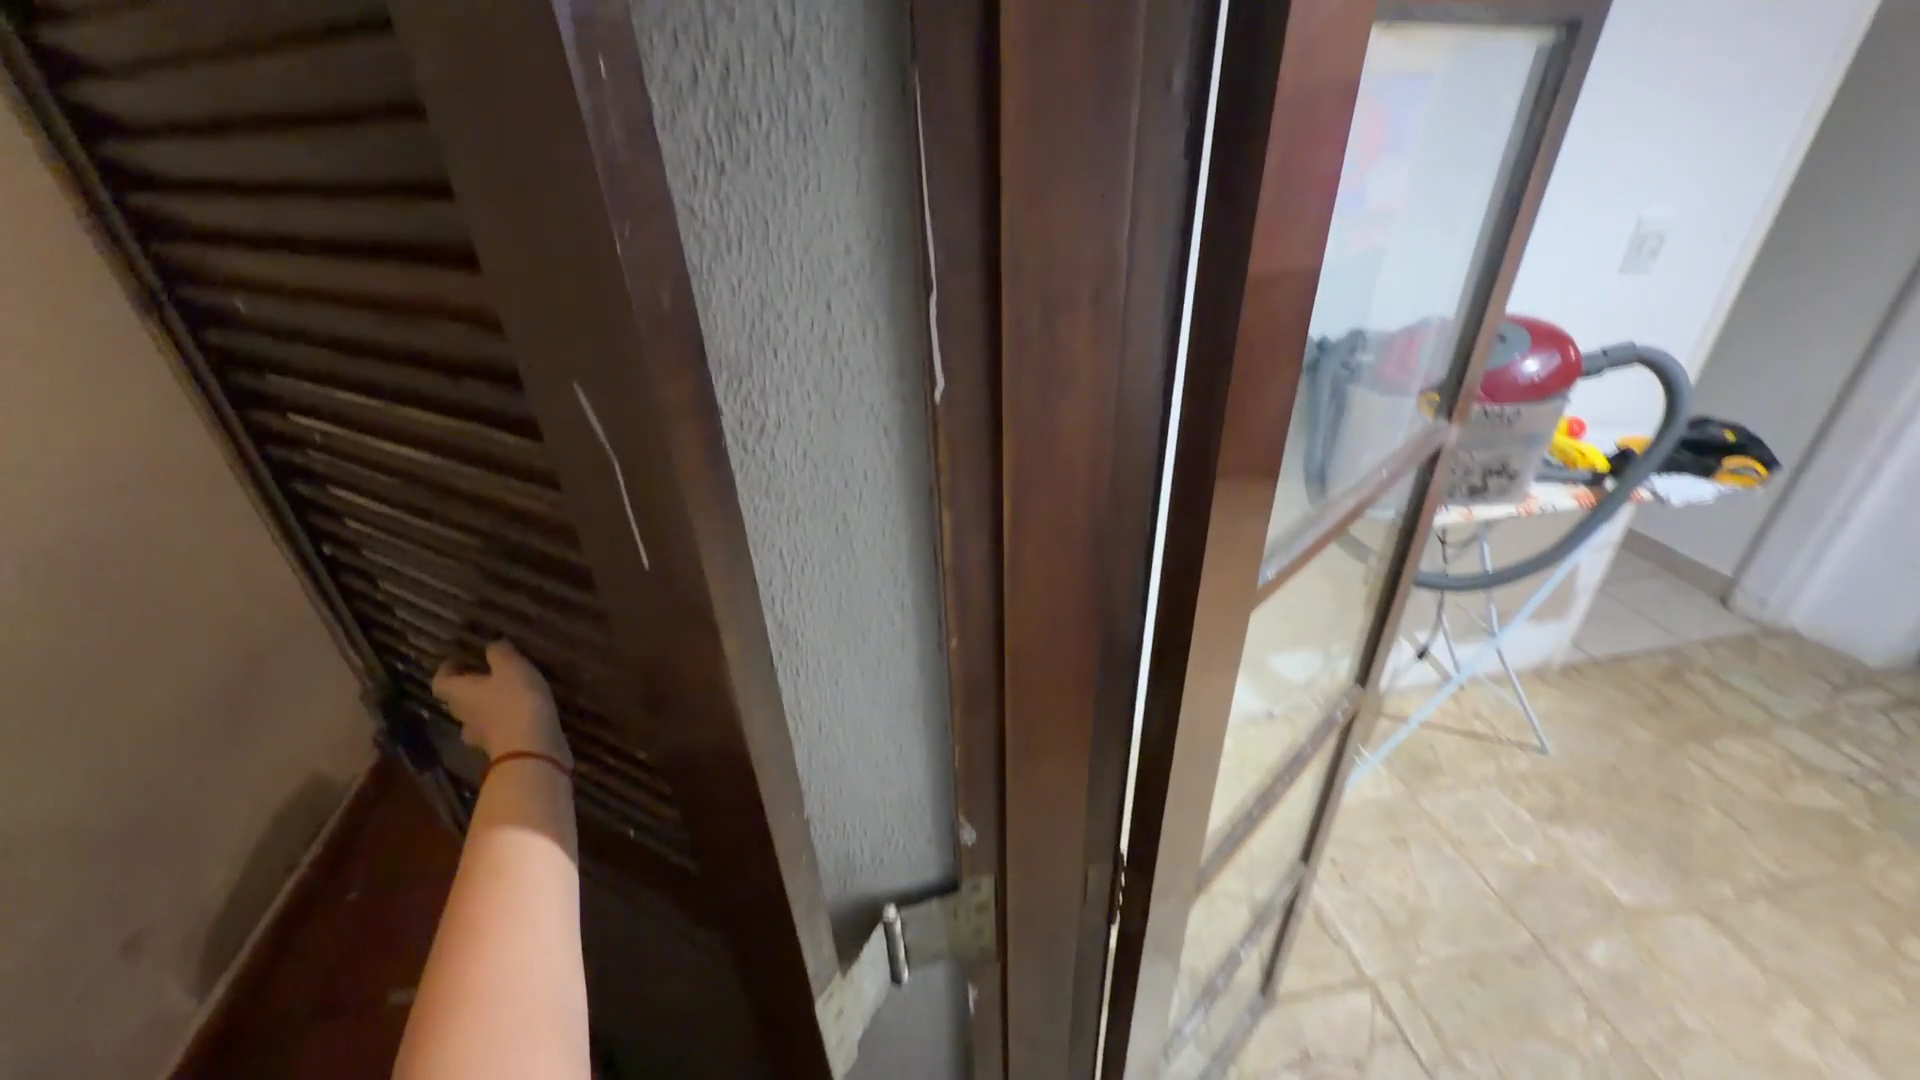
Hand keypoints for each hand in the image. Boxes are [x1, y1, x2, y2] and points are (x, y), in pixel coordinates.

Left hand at [433, 640, 571, 768]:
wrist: (532, 750)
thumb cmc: (516, 701)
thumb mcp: (512, 667)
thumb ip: (500, 653)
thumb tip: (492, 644)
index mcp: (460, 694)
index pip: (441, 682)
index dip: (447, 670)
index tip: (459, 659)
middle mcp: (465, 716)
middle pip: (457, 701)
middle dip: (469, 688)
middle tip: (486, 675)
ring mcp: (482, 737)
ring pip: (477, 718)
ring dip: (487, 707)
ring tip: (507, 695)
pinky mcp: (502, 749)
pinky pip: (498, 731)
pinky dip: (506, 722)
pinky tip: (524, 714)